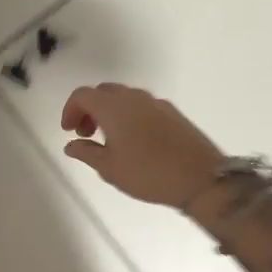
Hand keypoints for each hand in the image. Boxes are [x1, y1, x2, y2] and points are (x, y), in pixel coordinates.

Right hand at [60, 84, 228, 220]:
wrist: (202, 179)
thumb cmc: (149, 174)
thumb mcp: (109, 169)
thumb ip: (86, 153)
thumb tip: (71, 145)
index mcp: (114, 107)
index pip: (82, 95)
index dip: (70, 110)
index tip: (69, 131)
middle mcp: (134, 98)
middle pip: (103, 92)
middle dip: (89, 109)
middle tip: (86, 133)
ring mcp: (157, 104)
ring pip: (124, 98)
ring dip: (110, 112)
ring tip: (110, 140)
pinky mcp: (174, 114)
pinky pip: (143, 106)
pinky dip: (130, 115)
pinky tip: (135, 141)